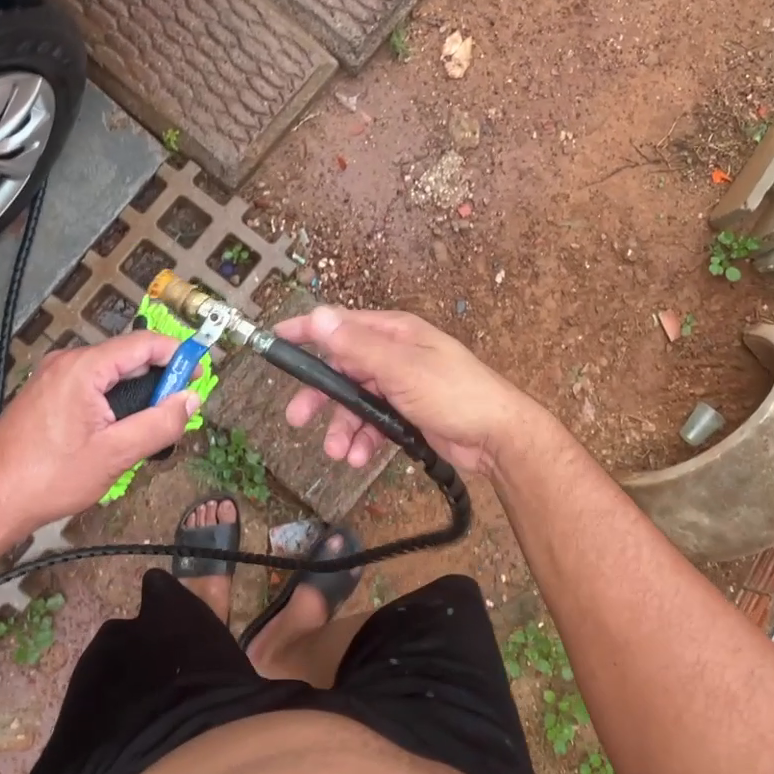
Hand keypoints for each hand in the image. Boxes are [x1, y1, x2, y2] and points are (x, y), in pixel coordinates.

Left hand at [0, 330, 200, 542]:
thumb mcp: (115, 454)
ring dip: (136, 393)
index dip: (178, 355)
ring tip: (152, 426)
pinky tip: (120, 430)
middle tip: (179, 409)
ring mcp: (51, 378)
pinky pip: (91, 386)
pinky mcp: (45, 395)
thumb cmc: (49, 479)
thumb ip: (159, 423)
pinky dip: (113, 400)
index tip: (200, 375)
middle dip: (159, 378)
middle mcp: (66, 363)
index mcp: (83, 368)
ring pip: (109, 374)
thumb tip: (191, 400)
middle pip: (127, 357)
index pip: (144, 344)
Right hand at [273, 306, 552, 476]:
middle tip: (295, 417)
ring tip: (339, 452)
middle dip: (321, 396)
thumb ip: (357, 346)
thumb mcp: (401, 368)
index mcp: (395, 333)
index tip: (276, 340)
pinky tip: (360, 457)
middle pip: (343, 369)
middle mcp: (396, 355)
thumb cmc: (455, 394)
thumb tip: (318, 316)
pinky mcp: (408, 414)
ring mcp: (402, 386)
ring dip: (343, 427)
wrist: (497, 437)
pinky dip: (363, 440)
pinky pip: (373, 423)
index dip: (307, 331)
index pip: (341, 324)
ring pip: (356, 402)